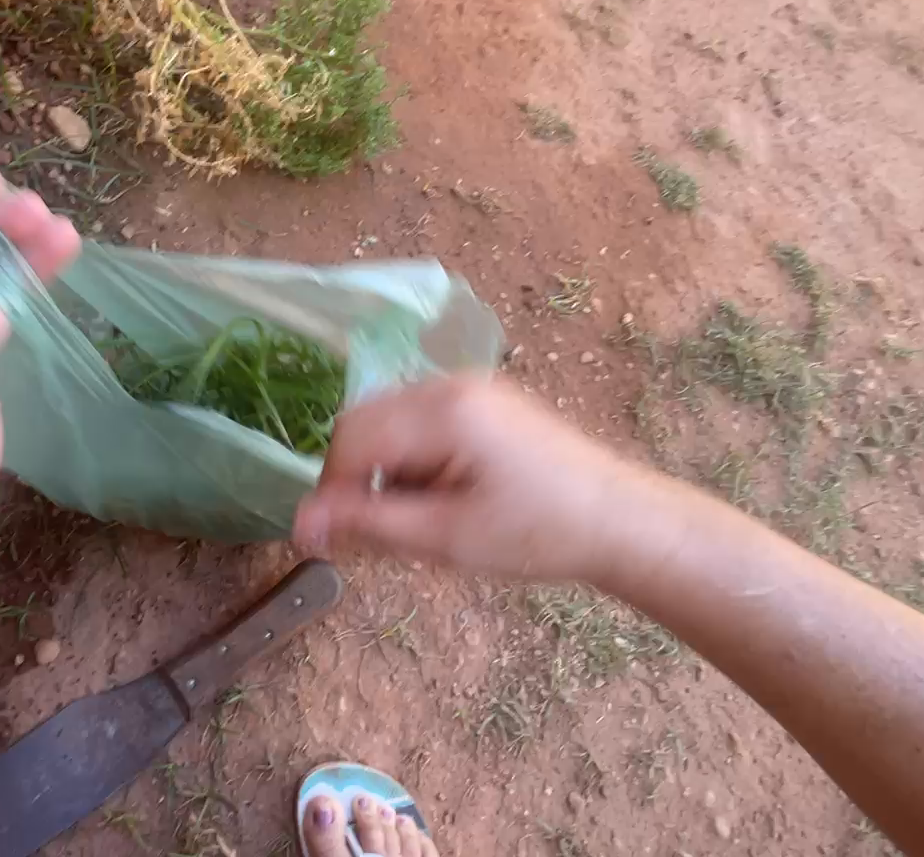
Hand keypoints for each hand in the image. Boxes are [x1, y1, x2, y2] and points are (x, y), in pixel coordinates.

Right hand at [293, 376, 680, 585]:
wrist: (623, 522)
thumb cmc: (538, 535)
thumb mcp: (446, 538)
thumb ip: (368, 524)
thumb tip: (300, 523)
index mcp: (442, 409)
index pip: (351, 436)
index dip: (330, 487)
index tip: (328, 539)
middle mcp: (447, 383)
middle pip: (364, 421)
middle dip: (355, 475)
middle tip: (372, 531)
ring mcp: (465, 386)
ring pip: (385, 419)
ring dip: (380, 467)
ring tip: (413, 515)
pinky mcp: (478, 398)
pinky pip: (414, 419)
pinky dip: (406, 456)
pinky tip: (435, 492)